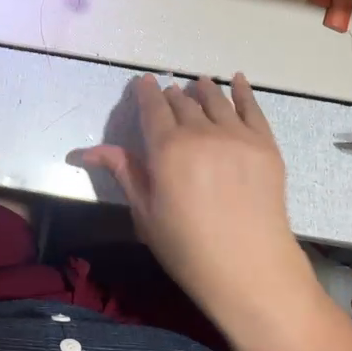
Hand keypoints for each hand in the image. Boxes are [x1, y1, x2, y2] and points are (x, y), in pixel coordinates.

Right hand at [77, 74, 310, 324]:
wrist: (251, 270)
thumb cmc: (188, 248)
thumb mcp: (145, 212)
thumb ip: (123, 172)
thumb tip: (86, 150)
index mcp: (166, 148)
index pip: (152, 107)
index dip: (146, 92)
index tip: (143, 83)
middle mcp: (200, 132)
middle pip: (182, 102)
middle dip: (172, 95)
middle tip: (169, 94)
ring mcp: (236, 135)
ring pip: (215, 99)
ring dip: (203, 89)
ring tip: (200, 83)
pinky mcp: (265, 145)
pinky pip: (252, 108)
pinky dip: (243, 91)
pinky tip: (238, 80)